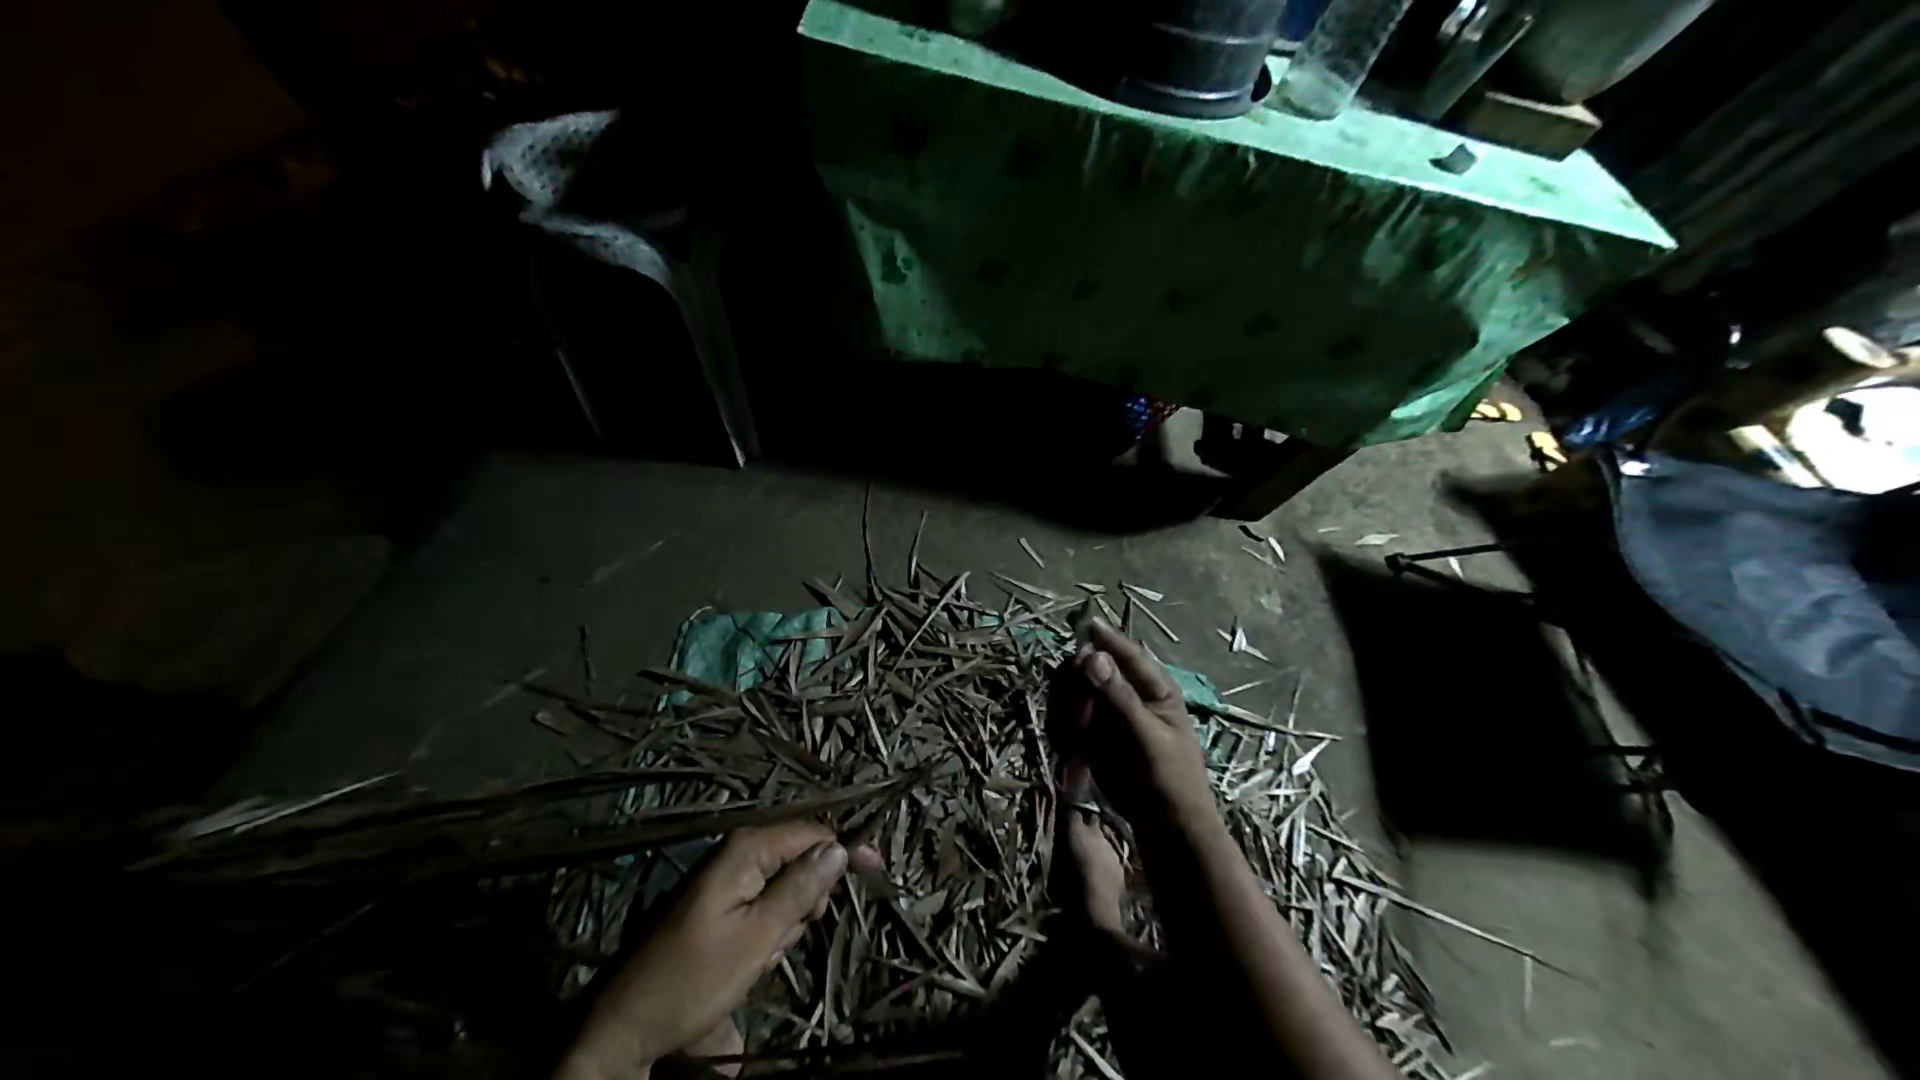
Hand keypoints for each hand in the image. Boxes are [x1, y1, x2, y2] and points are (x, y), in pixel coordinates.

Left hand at [556, 822, 878, 1079]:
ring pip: (787, 884)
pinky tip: (755, 955)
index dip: (846, 849)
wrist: (630, 1024)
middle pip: (801, 857)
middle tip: (791, 935)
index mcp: (746, 849)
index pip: (812, 832)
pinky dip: (771, 928)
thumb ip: (800, 889)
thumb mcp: (756, 938)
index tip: (877, 868)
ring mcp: (729, 875)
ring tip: (764, 953)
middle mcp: (738, 851)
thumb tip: (839, 849)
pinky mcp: (724, 899)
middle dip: (808, 896)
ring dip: (789, 919)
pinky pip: (766, 902)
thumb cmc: (694, 979)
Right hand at [1057, 619, 1216, 842]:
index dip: (1107, 638)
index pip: (1128, 654)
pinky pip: (1068, 718)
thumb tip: (1093, 655)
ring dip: (1067, 706)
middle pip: (1092, 669)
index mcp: (1155, 689)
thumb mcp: (1148, 736)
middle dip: (1077, 682)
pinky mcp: (1092, 735)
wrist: (1166, 826)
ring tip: (1074, 735)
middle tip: (1076, 711)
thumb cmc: (1172, 779)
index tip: (1086, 625)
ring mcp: (1108, 715)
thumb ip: (1119, 696)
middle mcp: (1127, 695)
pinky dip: (1064, 727)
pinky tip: (1070, 749)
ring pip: (1075, 692)